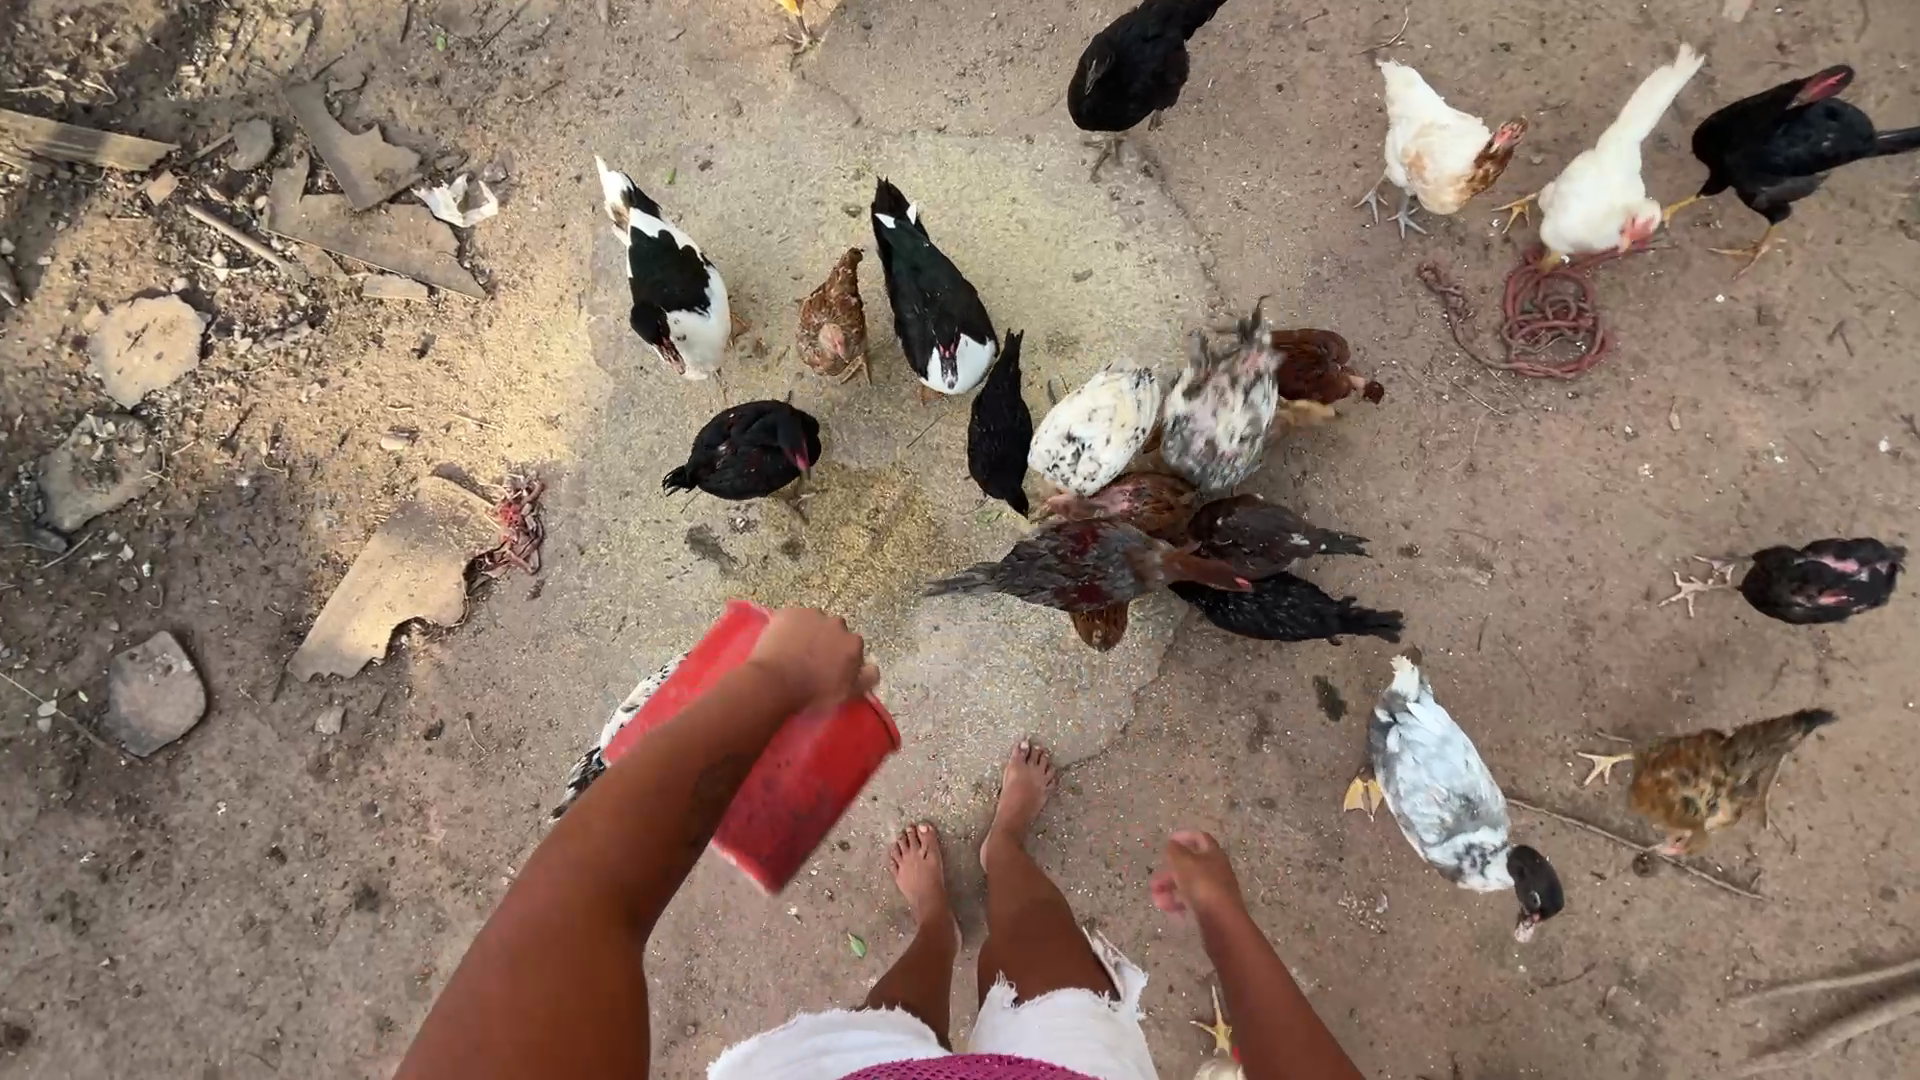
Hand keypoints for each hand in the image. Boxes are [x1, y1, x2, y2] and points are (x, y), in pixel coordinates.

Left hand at [744, 608, 878, 712]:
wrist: (775, 683)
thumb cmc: (813, 694)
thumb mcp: (847, 694)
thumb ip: (866, 678)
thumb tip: (874, 667)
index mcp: (853, 643)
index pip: (853, 647)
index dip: (842, 657)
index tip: (829, 669)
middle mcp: (837, 624)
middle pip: (835, 630)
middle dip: (827, 641)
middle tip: (811, 659)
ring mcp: (812, 615)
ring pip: (813, 621)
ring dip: (808, 631)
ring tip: (794, 651)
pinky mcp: (789, 612)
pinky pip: (792, 618)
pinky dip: (788, 627)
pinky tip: (780, 642)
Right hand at [1151, 830, 1245, 922]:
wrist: (1222, 922)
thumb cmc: (1202, 884)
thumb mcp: (1183, 861)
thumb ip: (1174, 850)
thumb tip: (1172, 845)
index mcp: (1213, 854)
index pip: (1200, 838)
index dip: (1185, 836)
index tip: (1168, 840)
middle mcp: (1216, 870)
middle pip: (1189, 865)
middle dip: (1169, 871)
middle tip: (1154, 880)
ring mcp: (1214, 891)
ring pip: (1187, 884)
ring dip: (1169, 889)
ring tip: (1156, 899)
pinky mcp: (1211, 909)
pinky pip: (1191, 901)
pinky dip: (1177, 902)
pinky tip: (1166, 908)